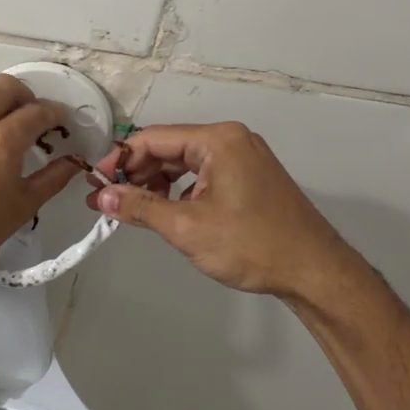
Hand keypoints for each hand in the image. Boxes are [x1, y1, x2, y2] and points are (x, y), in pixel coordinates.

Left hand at [0, 74, 83, 277]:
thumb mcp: (23, 206)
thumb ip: (53, 178)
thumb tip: (73, 161)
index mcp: (1, 142)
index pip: (37, 111)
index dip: (55, 113)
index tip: (59, 120)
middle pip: (6, 85)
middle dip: (25, 96)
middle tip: (30, 115)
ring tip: (0, 116)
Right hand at [86, 122, 359, 300]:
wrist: (313, 270)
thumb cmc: (250, 245)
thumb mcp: (186, 227)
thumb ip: (140, 207)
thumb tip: (102, 197)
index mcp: (218, 140)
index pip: (153, 138)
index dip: (119, 160)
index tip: (95, 185)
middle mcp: (232, 140)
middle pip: (168, 148)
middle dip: (136, 173)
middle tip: (109, 202)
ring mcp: (245, 158)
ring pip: (185, 163)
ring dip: (156, 184)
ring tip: (134, 211)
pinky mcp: (250, 178)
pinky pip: (204, 175)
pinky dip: (180, 190)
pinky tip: (167, 213)